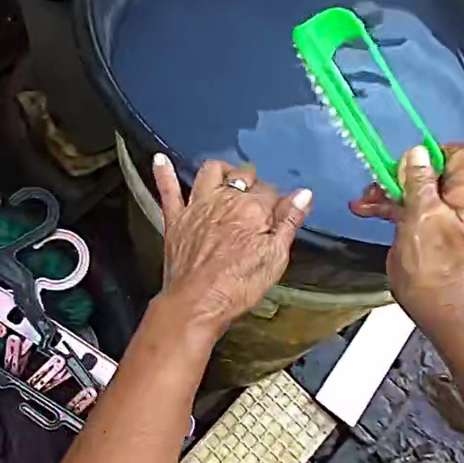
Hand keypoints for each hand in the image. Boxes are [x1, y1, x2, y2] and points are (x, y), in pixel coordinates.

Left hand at [152, 155, 310, 340]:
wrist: (196, 303)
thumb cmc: (238, 286)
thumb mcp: (275, 259)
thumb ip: (288, 223)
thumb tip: (304, 194)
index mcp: (253, 208)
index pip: (271, 193)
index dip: (276, 204)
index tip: (276, 217)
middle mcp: (225, 199)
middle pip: (243, 178)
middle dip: (252, 184)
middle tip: (255, 202)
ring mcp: (197, 207)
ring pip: (210, 172)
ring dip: (220, 170)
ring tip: (227, 176)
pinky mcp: (175, 219)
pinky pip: (167, 189)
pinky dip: (163, 172)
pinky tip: (159, 159)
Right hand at [350, 142, 463, 319]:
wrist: (429, 298)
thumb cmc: (432, 261)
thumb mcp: (422, 212)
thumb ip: (418, 179)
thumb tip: (415, 154)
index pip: (458, 153)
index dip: (429, 155)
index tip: (405, 165)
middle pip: (432, 170)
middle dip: (401, 175)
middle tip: (380, 183)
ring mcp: (445, 213)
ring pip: (416, 188)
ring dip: (389, 191)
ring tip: (366, 199)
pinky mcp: (428, 226)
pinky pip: (409, 206)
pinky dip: (389, 206)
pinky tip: (367, 208)